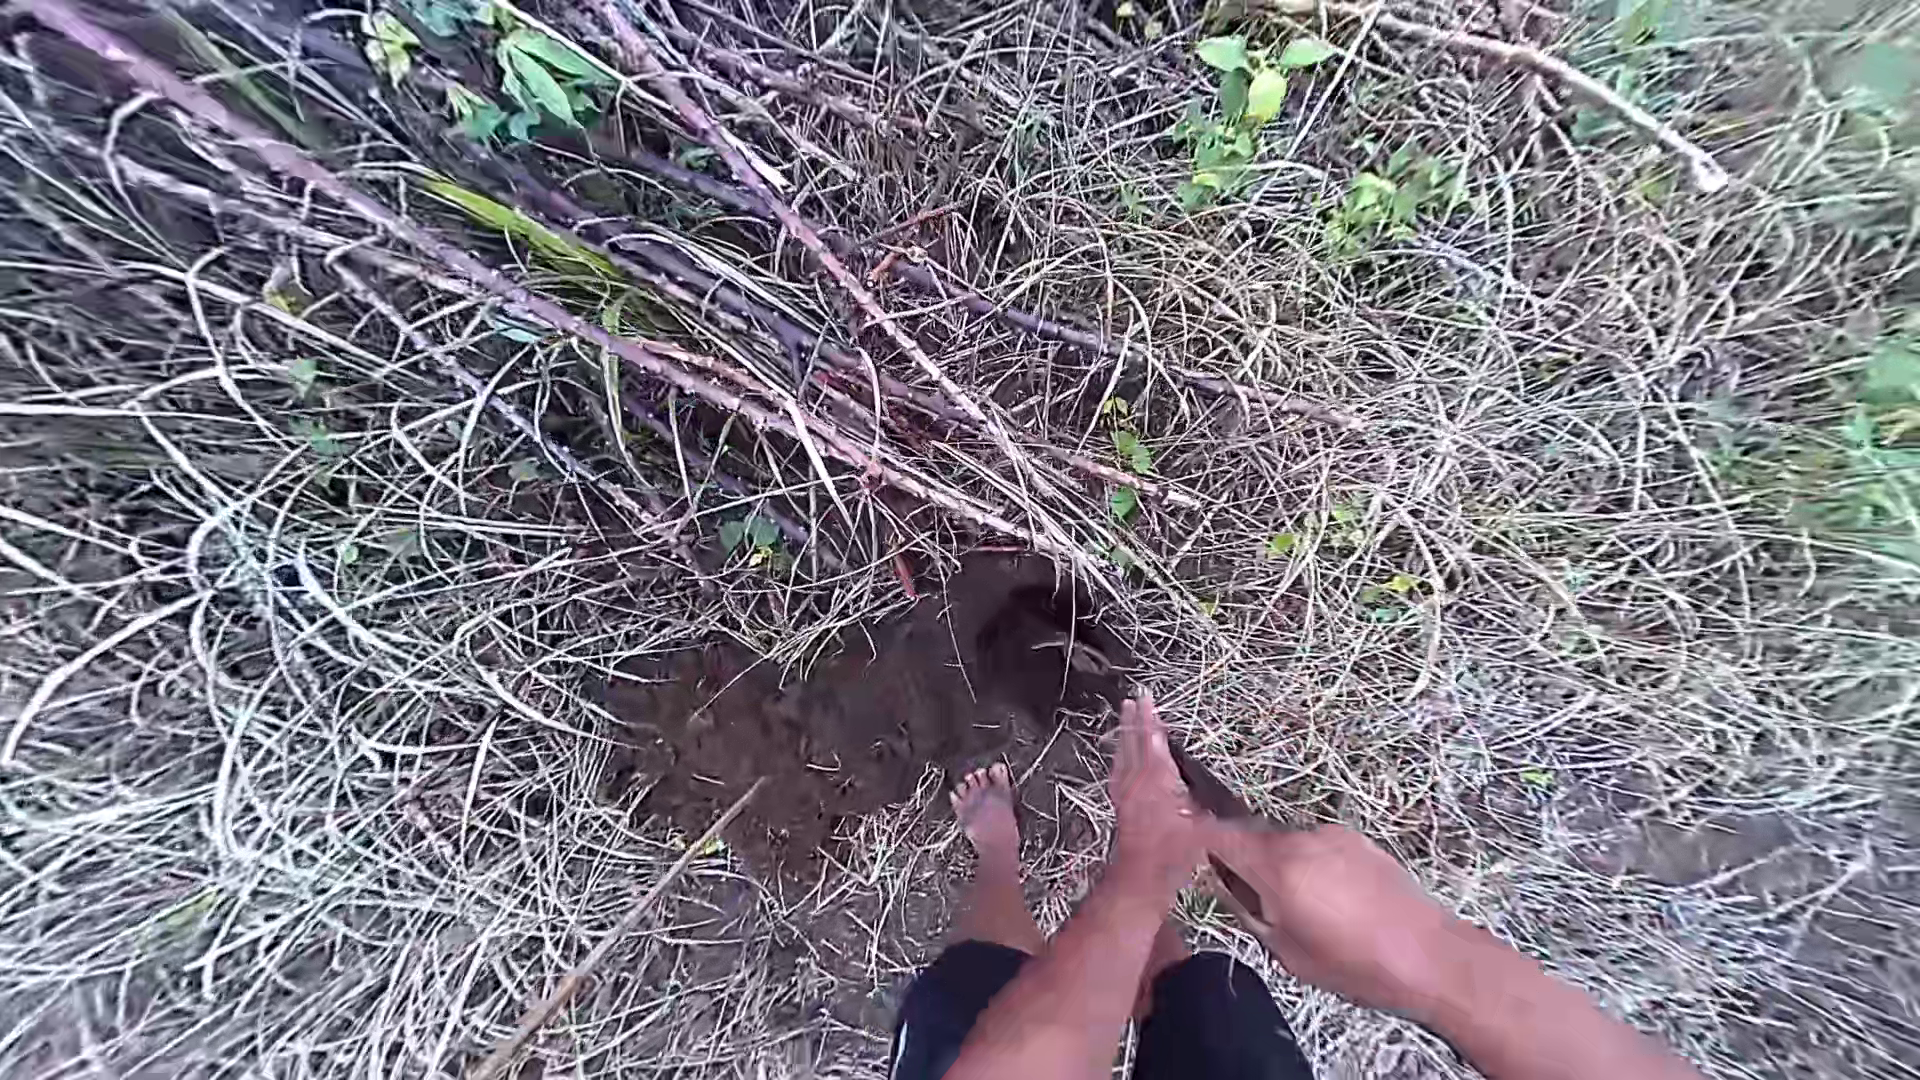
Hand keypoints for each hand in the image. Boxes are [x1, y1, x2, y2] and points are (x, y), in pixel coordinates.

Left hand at [1108, 690, 1208, 892]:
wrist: (1141, 875)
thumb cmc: (1173, 853)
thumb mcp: (1202, 829)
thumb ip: (1215, 811)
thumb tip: (1238, 808)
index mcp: (1157, 779)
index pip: (1153, 741)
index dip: (1151, 720)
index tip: (1148, 701)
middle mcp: (1137, 778)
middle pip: (1134, 740)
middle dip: (1135, 718)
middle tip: (1135, 698)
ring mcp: (1125, 788)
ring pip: (1123, 750)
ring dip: (1125, 731)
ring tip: (1125, 713)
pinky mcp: (1119, 799)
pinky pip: (1117, 767)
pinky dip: (1119, 752)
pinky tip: (1118, 750)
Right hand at [1206, 821, 1466, 1013]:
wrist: (1436, 959)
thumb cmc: (1355, 966)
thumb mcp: (1286, 953)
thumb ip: (1243, 909)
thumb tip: (1217, 879)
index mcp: (1275, 866)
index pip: (1216, 832)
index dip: (1196, 834)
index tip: (1188, 845)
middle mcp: (1295, 838)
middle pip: (1248, 834)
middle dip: (1242, 856)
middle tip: (1254, 891)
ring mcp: (1326, 833)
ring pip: (1281, 839)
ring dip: (1278, 860)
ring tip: (1305, 900)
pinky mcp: (1351, 835)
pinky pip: (1312, 842)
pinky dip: (1309, 860)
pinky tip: (1334, 893)